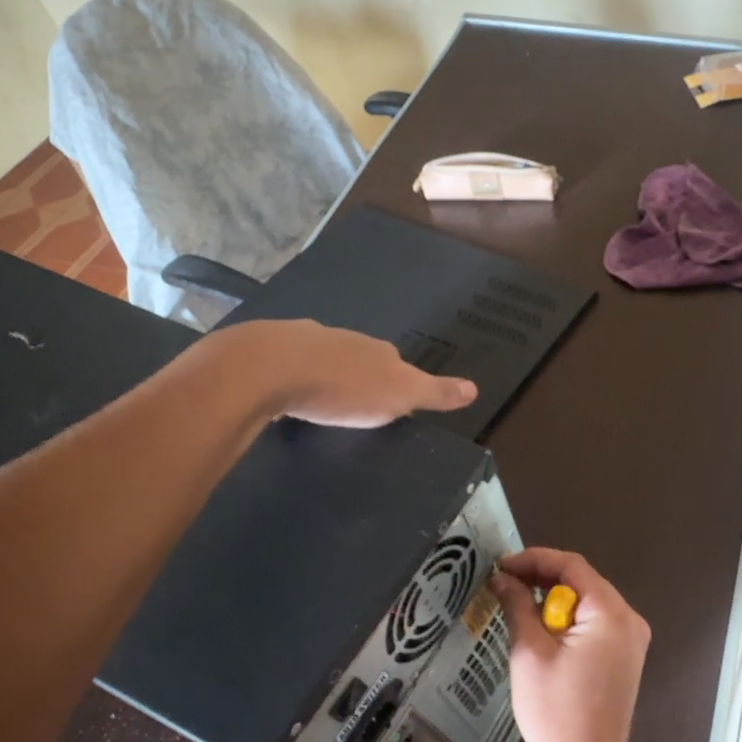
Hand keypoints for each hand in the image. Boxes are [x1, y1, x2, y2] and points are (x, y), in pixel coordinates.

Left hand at [213, 319, 476, 427]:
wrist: (267, 369)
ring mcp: (304, 338)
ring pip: (322, 357)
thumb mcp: (400, 397)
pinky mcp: (267, 347)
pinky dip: (290, 375)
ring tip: (318, 399)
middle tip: (356, 403)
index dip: (396, 384)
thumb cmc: (343, 388)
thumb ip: (436, 393)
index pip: (397, 364)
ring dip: (323, 374)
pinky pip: (287, 362)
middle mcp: (345, 337)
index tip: (391, 403)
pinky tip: (283, 390)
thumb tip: (475, 389)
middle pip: (360, 357)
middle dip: (359, 376)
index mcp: (379, 351)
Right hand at [490, 549, 650, 741]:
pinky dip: (570, 620)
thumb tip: (503, 578)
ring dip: (555, 600)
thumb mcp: (529, 653)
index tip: (501, 567)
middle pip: (584, 582)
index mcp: (611, 613)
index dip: (535, 560)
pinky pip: (597, 624)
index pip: (572, 566)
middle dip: (544, 579)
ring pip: (590, 603)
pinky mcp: (627, 658)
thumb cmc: (555, 711)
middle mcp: (630, 619)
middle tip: (505, 585)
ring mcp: (633, 640)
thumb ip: (518, 606)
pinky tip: (544, 630)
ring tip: (518, 606)